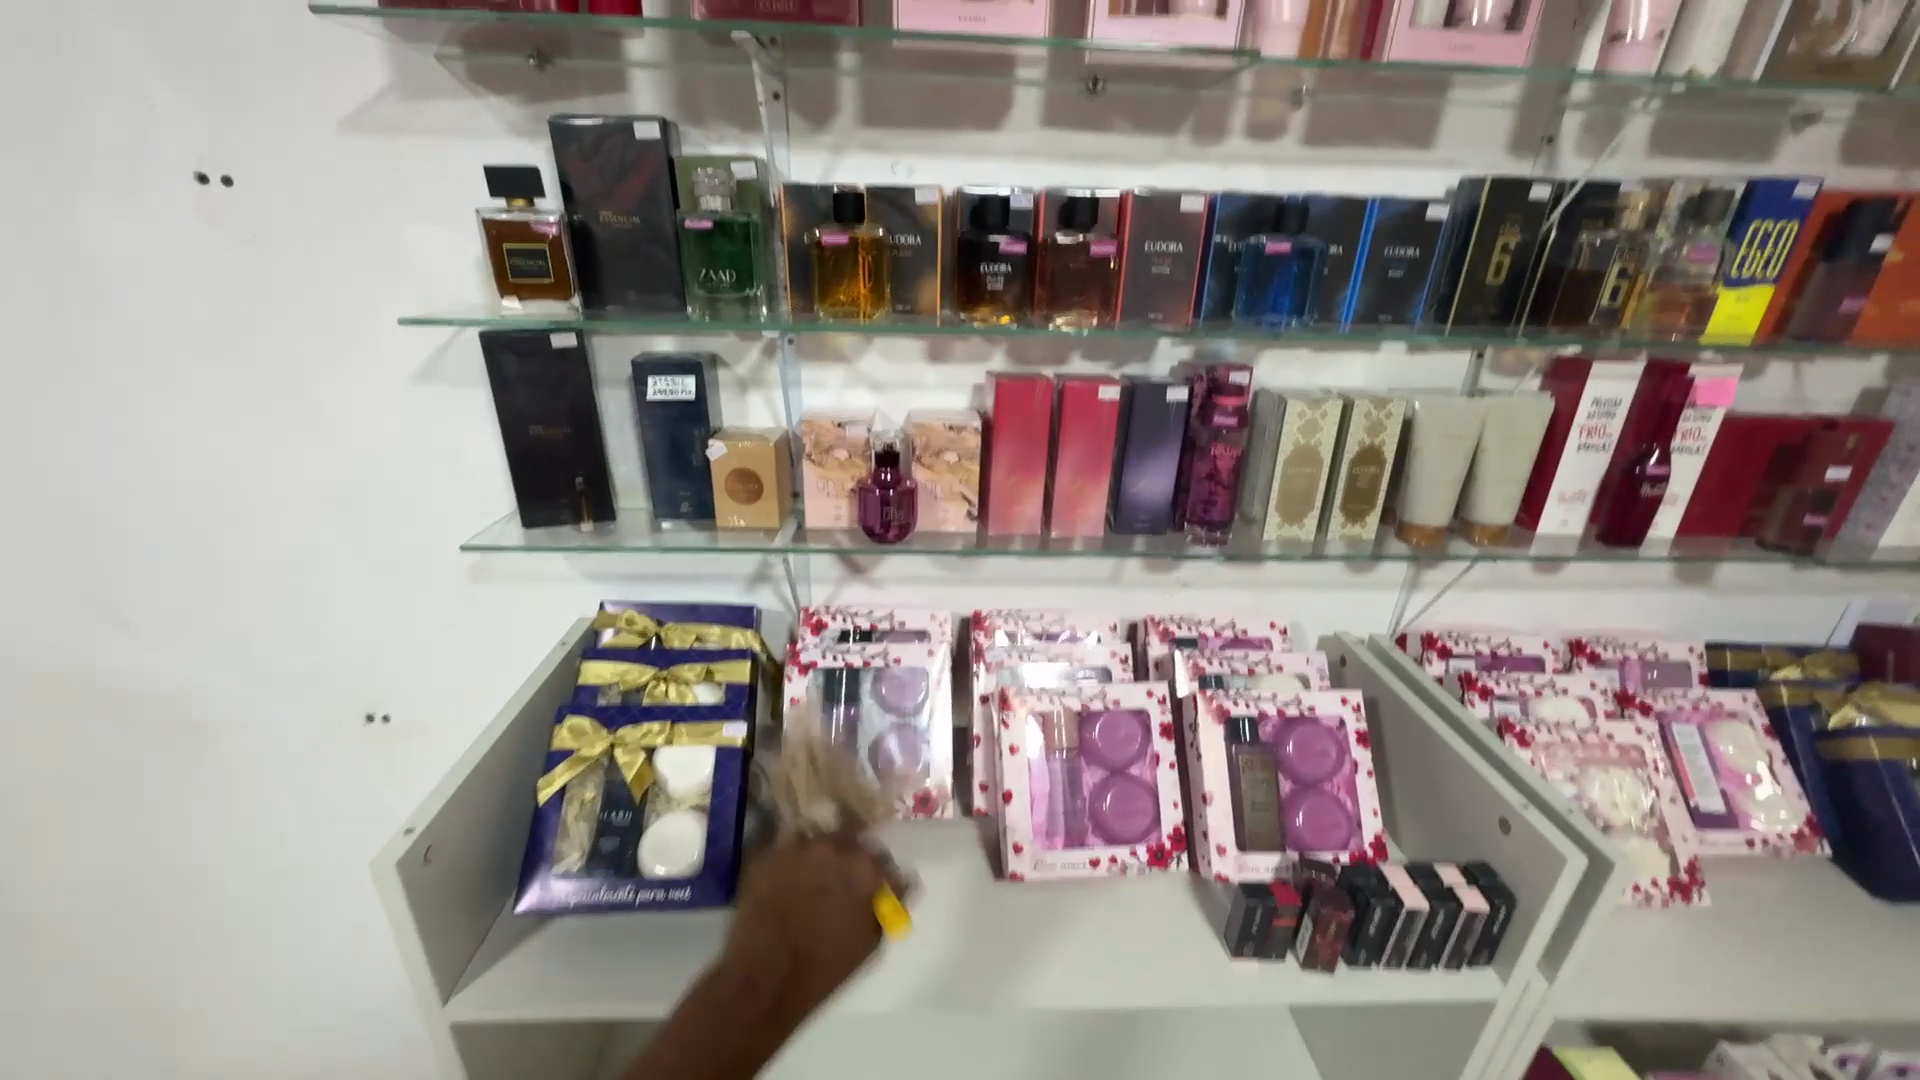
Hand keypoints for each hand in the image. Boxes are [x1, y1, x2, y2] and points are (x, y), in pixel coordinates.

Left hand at [722, 833, 891, 1022]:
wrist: (764, 979)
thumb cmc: (825, 969)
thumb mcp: (871, 941)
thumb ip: (890, 903)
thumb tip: (900, 881)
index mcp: (866, 868)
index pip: (881, 855)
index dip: (877, 870)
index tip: (872, 883)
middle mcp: (835, 847)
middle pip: (849, 839)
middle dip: (848, 856)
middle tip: (839, 881)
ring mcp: (799, 847)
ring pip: (816, 841)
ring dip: (818, 856)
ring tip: (809, 882)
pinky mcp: (769, 854)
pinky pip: (787, 850)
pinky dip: (790, 863)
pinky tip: (784, 885)